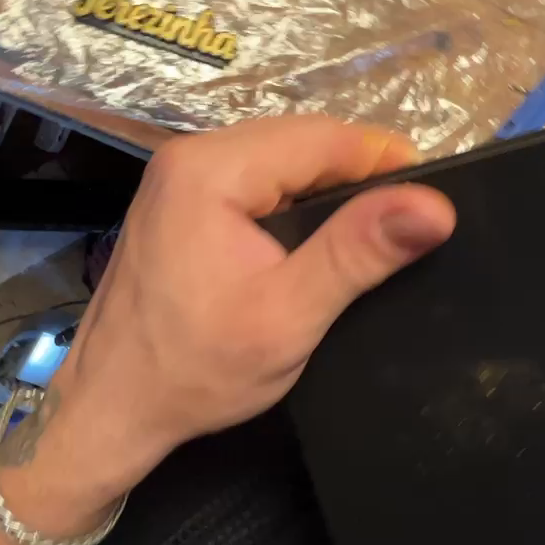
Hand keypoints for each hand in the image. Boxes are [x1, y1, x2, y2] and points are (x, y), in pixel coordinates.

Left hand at [44, 116, 454, 496]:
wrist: (110, 407)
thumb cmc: (195, 370)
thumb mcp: (288, 315)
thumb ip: (358, 253)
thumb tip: (434, 206)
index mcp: (210, 169)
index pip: (321, 138)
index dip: (384, 159)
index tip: (434, 194)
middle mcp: (188, 156)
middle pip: (298, 142)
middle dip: (356, 174)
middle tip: (406, 220)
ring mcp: (177, 178)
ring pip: (278, 161)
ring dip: (325, 189)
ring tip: (370, 232)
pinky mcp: (177, 202)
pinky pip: (253, 183)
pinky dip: (291, 204)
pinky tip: (314, 239)